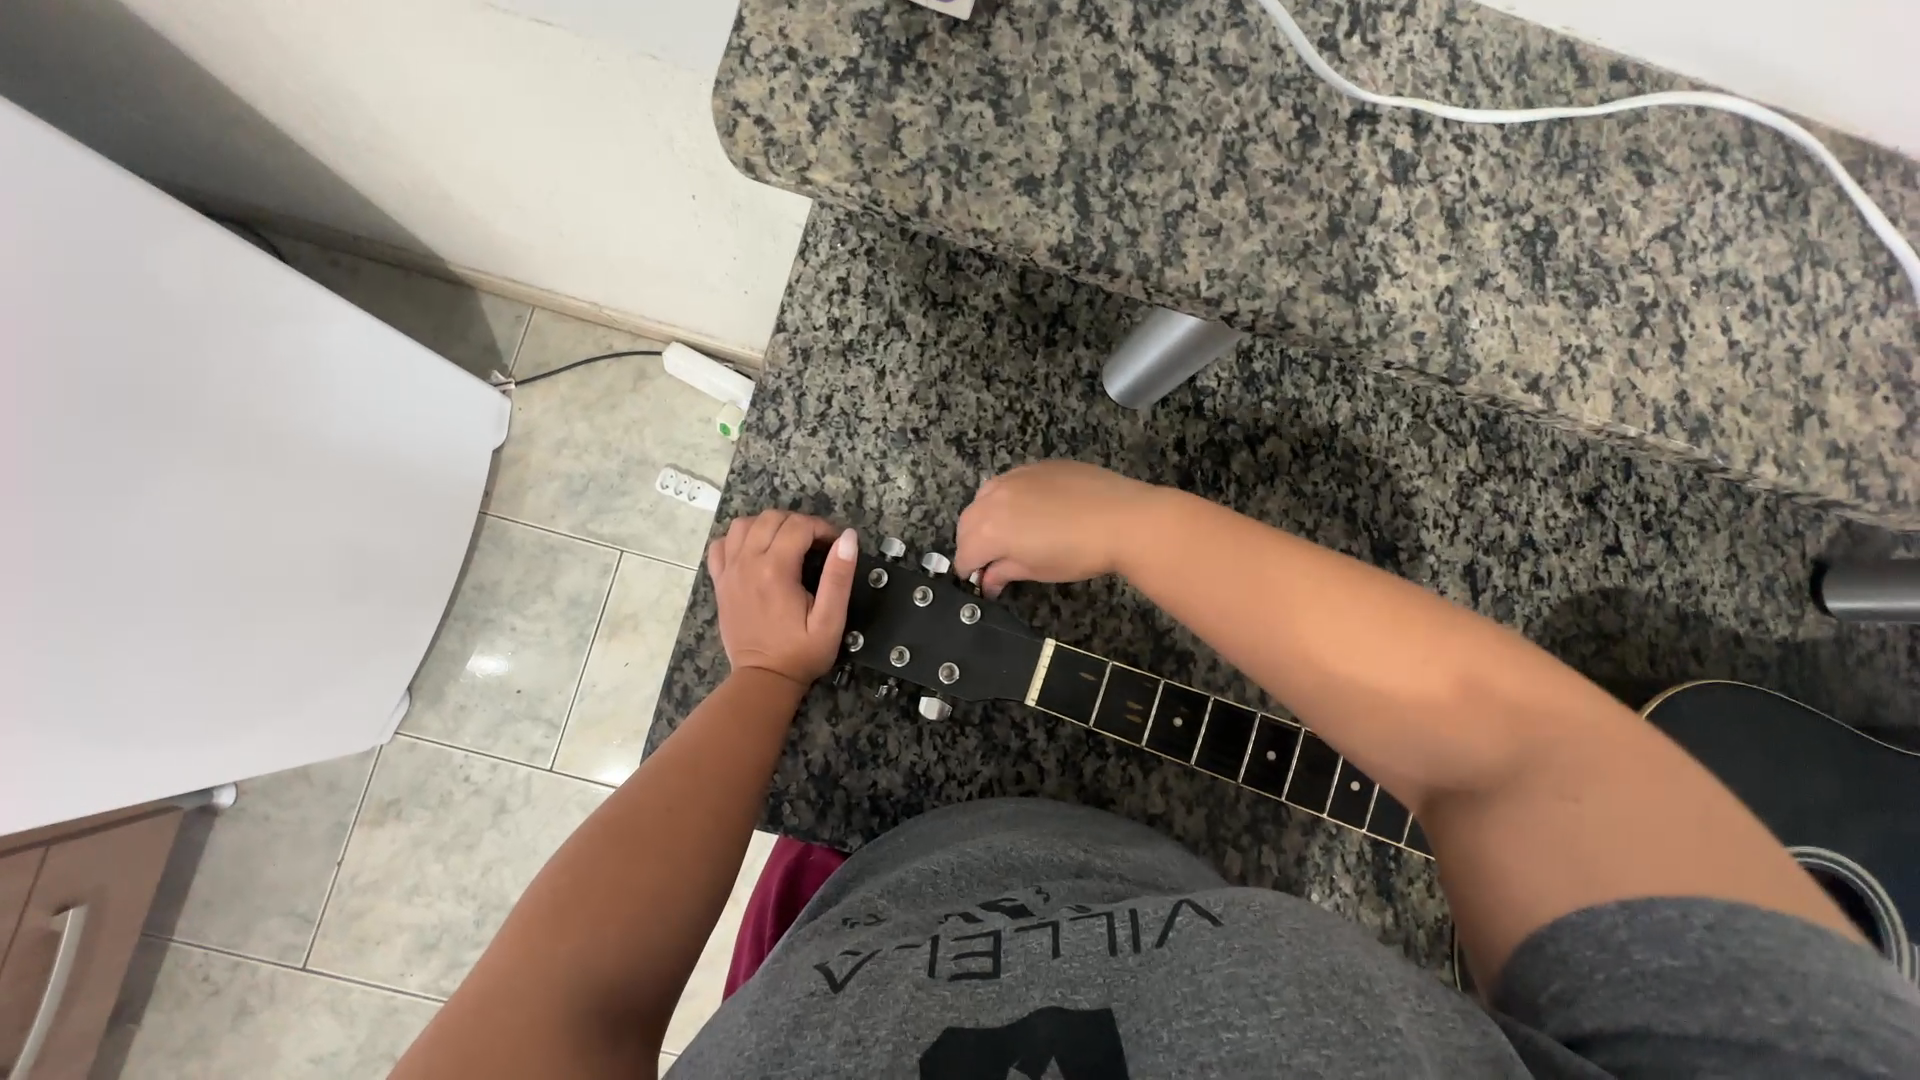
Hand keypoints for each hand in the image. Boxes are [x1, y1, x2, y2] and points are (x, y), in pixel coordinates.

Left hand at [707, 510, 857, 687]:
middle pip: (771, 518)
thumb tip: (848, 538)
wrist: (763, 679)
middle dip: (798, 523)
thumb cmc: (801, 652)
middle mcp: (748, 563)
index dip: (823, 528)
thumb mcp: (830, 620)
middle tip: (816, 545)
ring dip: (768, 525)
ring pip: (743, 525)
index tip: (836, 544)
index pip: (799, 526)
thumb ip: (839, 577)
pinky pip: (721, 545)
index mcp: (776, 570)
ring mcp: (729, 571)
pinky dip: (738, 539)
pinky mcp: (720, 582)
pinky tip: (754, 552)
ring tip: (787, 543)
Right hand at [953, 461, 1161, 596]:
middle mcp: (994, 498)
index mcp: (990, 530)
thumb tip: (988, 580)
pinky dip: (1006, 497)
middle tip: (990, 560)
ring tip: (1005, 532)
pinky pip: (1009, 480)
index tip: (980, 581)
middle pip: (967, 522)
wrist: (1124, 518)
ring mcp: (1016, 477)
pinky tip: (1027, 508)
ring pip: (984, 496)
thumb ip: (1005, 571)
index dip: (970, 570)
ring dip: (985, 516)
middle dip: (972, 542)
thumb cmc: (1079, 552)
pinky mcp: (1037, 466)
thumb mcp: (1038, 569)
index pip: (965, 553)